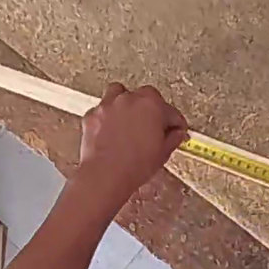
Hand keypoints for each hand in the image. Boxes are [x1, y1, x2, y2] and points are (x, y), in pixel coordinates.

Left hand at [72, 84, 188, 207]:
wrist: (106, 175)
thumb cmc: (134, 165)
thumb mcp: (163, 153)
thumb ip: (173, 138)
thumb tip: (176, 134)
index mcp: (152, 105)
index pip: (170, 110)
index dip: (175, 122)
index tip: (176, 129)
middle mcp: (130, 99)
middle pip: (145, 97)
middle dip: (151, 109)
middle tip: (153, 127)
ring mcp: (108, 105)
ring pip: (119, 94)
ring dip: (126, 103)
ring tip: (130, 119)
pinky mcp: (92, 115)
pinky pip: (102, 109)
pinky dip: (108, 116)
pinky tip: (111, 129)